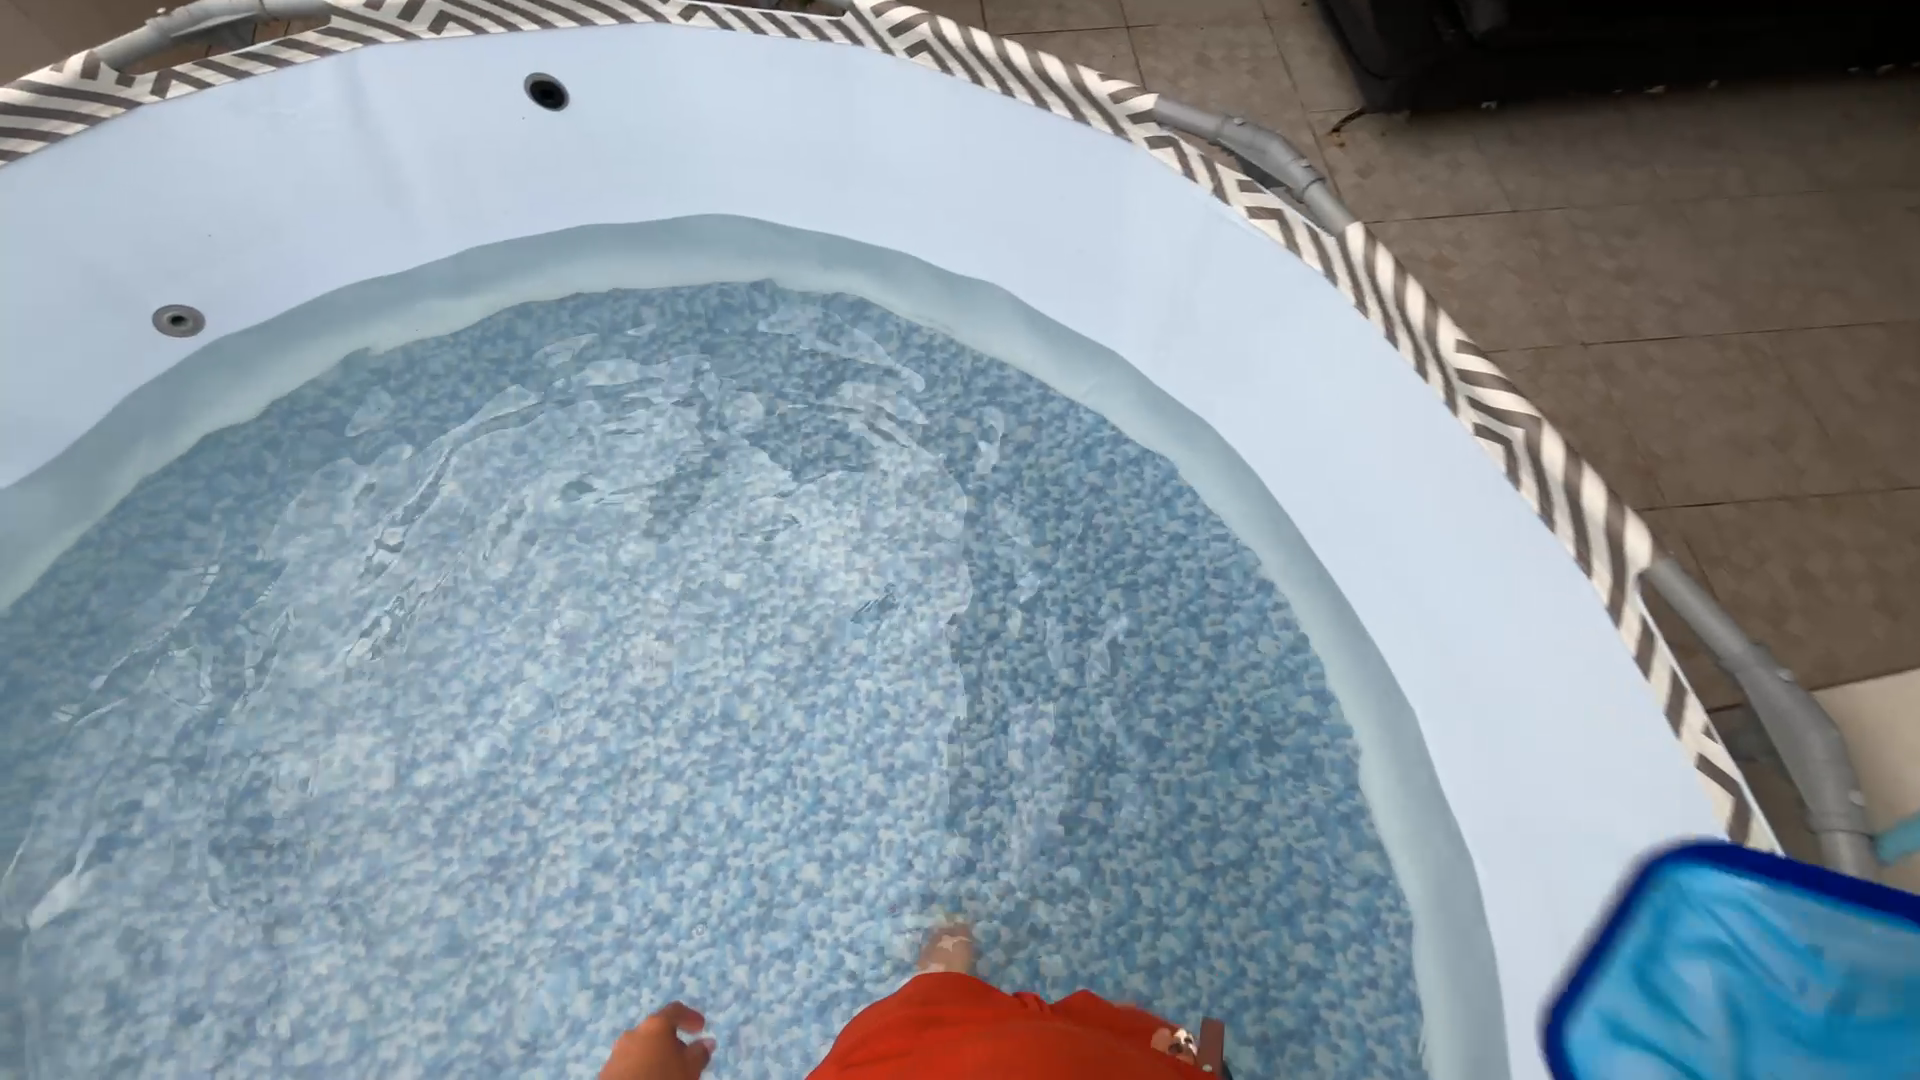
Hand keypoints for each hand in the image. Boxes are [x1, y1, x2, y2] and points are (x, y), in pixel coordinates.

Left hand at [599, 1002, 715, 1079]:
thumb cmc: (661, 1079)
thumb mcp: (689, 1068)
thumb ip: (700, 1053)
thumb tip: (707, 1042)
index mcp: (656, 1024)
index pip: (676, 1010)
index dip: (690, 1017)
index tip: (701, 1027)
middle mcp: (635, 1032)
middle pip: (657, 1029)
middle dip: (672, 1040)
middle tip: (684, 1056)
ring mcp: (618, 1051)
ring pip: (642, 1047)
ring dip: (655, 1055)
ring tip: (666, 1071)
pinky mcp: (606, 1071)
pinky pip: (630, 1062)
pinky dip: (641, 1067)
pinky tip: (648, 1078)